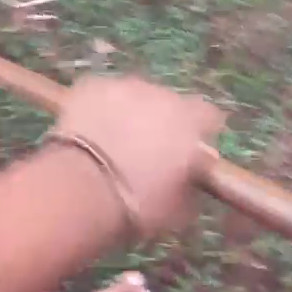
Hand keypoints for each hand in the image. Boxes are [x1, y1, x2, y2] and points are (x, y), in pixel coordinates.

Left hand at [51, 75, 224, 236]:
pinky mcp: (92, 84)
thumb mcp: (179, 208)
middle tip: (147, 148)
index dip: (200, 131)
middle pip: (169, 101)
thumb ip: (192, 183)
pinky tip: (89, 129)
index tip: (190, 149)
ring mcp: (124, 85)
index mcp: (190, 121)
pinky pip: (102, 93)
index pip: (208, 115)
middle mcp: (161, 94)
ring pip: (134, 94)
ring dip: (130, 111)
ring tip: (113, 139)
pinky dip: (100, 107)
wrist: (83, 187)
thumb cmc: (138, 203)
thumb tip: (190, 175)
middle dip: (162, 120)